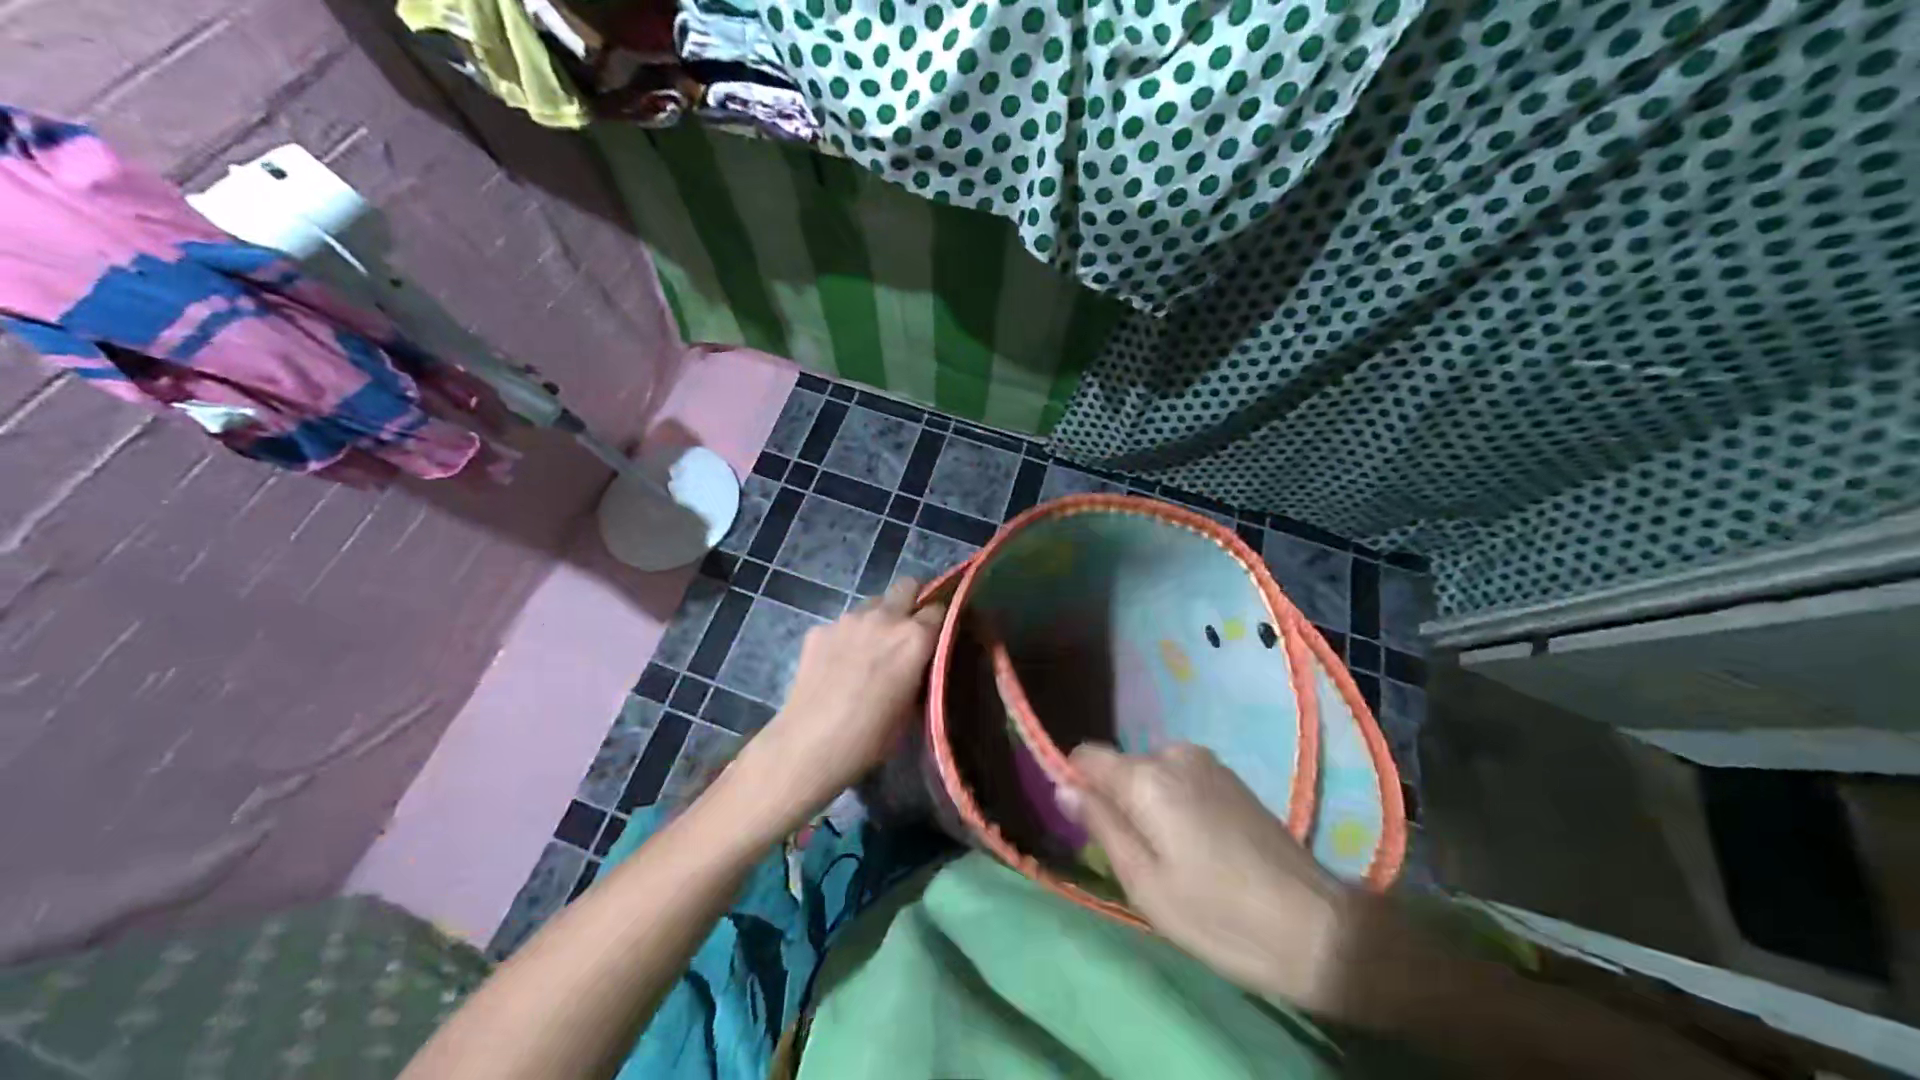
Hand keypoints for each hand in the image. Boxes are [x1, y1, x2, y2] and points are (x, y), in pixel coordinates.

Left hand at [730, 578, 944, 830]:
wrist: (810, 746)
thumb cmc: (871, 737)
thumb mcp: (912, 707)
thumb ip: (921, 671)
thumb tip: (921, 661)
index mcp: (914, 637)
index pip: (939, 608)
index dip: (940, 620)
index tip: (938, 633)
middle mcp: (884, 617)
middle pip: (907, 586)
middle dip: (912, 601)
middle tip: (908, 629)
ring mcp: (848, 619)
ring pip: (873, 603)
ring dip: (878, 619)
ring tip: (869, 652)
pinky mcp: (819, 629)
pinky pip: (843, 624)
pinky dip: (848, 637)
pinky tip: (838, 666)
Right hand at [1061, 743, 1356, 1012]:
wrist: (1317, 929)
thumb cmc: (1217, 915)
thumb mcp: (1144, 882)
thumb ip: (1101, 825)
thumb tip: (1062, 786)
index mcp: (1146, 777)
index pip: (1086, 755)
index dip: (1075, 783)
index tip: (1088, 825)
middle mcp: (1174, 754)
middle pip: (1121, 766)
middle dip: (1116, 800)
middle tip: (1138, 857)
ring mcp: (1208, 762)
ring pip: (1151, 773)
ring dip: (1148, 804)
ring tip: (1173, 856)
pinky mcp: (1231, 778)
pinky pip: (1180, 778)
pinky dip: (1175, 803)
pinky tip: (1200, 846)